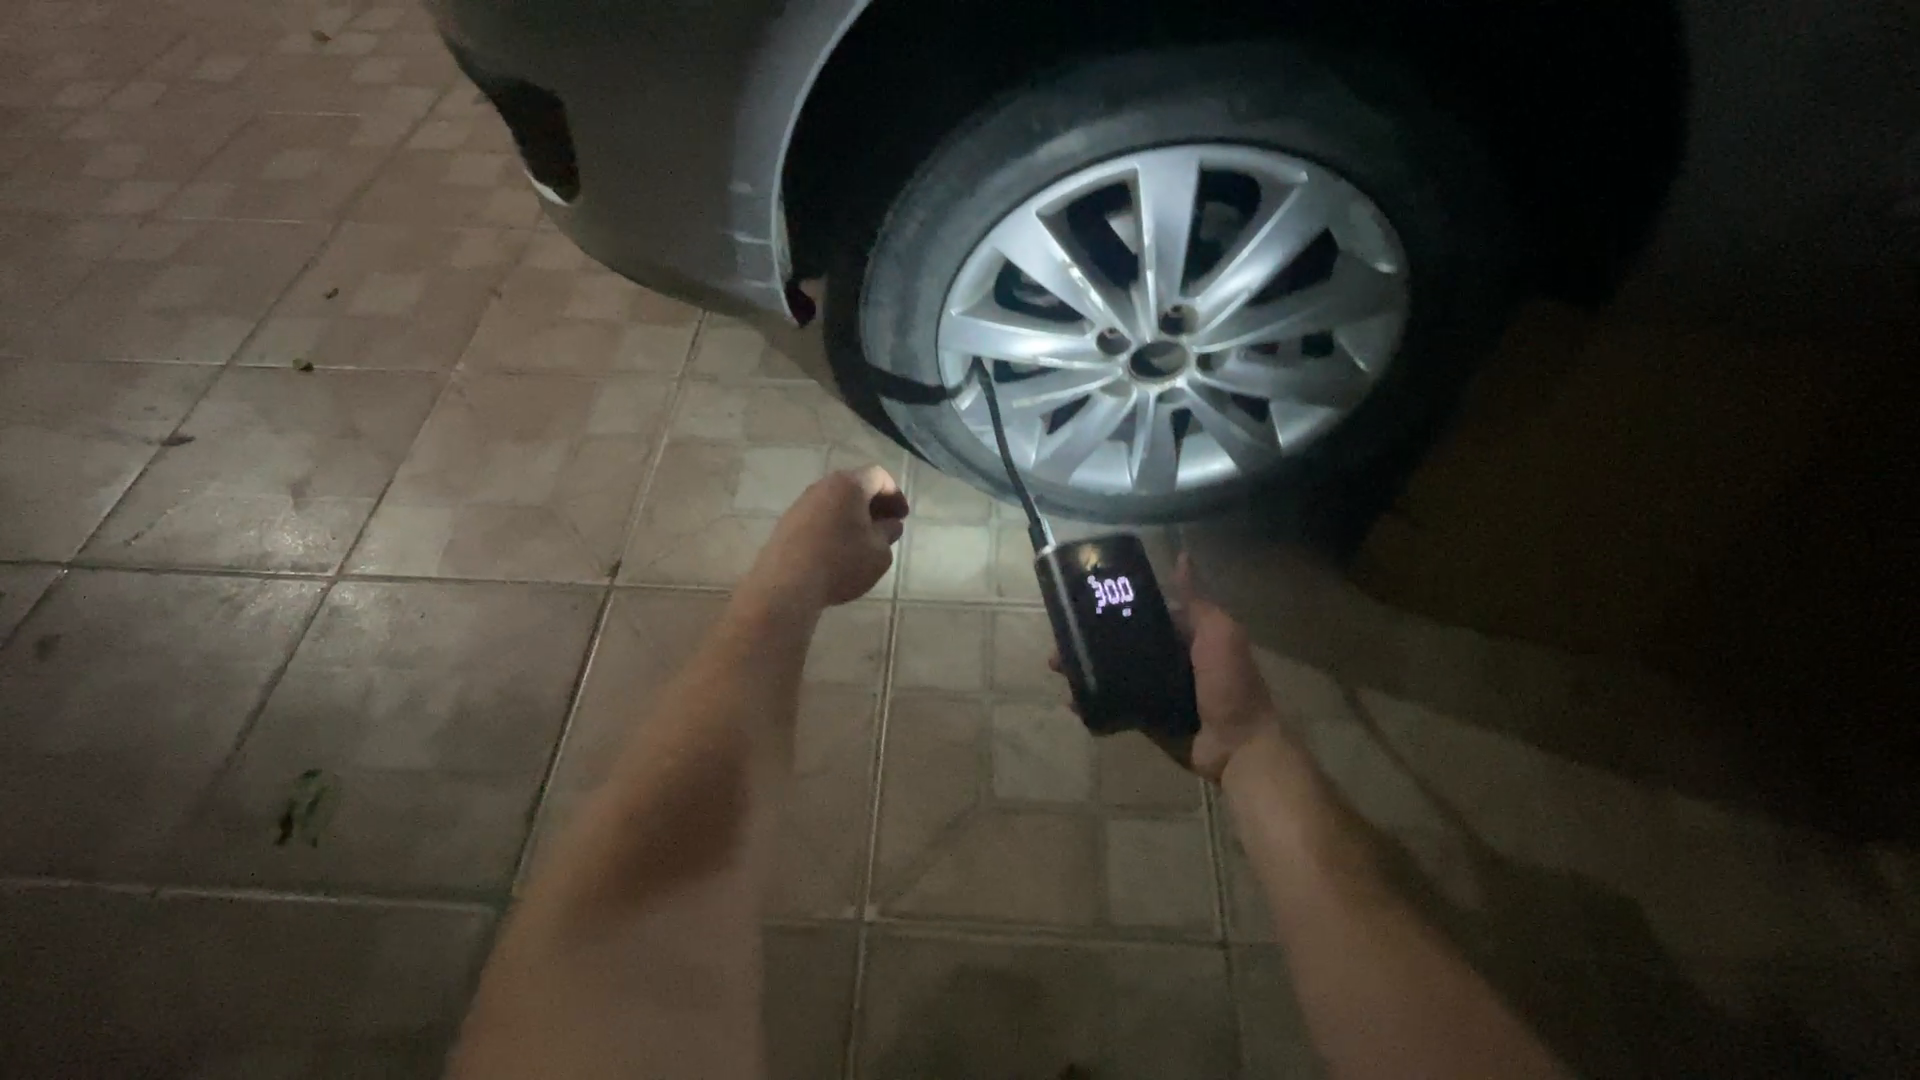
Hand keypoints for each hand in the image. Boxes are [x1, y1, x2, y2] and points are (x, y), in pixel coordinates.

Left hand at [744, 466, 908, 611]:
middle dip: (873, 504)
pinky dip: (833, 526)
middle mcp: (822, 486)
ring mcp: (801, 504)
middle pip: (854, 486)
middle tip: (885, 527)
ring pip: (834, 502)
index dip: (895, 494)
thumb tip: (890, 524)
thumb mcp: (879, 552)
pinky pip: (818, 517)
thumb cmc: (842, 562)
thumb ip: (888, 532)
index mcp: (849, 485)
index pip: (878, 476)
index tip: (902, 517)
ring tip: (862, 541)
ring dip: (852, 516)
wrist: (787, 585)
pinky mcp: (786, 524)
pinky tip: (837, 551)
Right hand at [1046, 553, 1287, 781]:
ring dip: (1085, 668)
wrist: (1238, 746)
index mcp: (1186, 636)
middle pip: (1122, 644)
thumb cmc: (1230, 684)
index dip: (1114, 607)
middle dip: (1090, 640)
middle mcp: (1169, 660)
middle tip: (1061, 640)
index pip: (1144, 614)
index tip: (1082, 603)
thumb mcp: (1219, 634)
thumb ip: (1197, 601)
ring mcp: (1155, 691)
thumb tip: (1181, 556)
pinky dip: (1092, 702)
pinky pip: (1114, 705)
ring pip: (1113, 673)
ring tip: (1058, 667)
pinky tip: (1071, 700)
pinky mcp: (1146, 718)